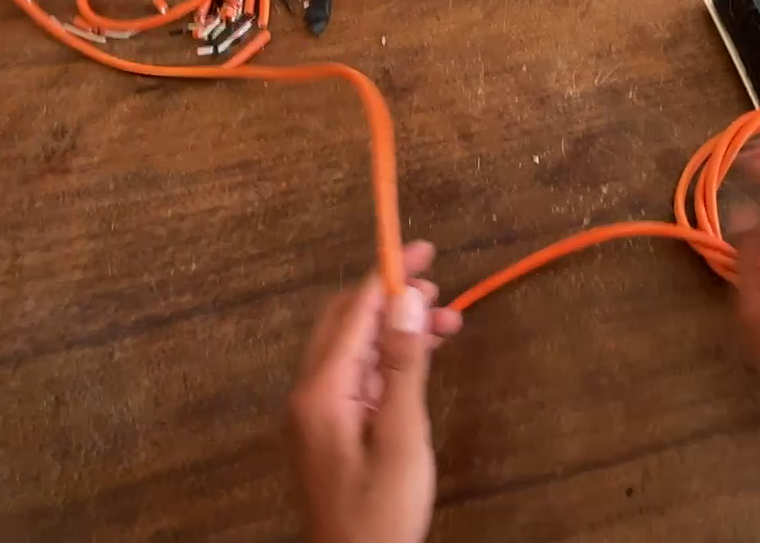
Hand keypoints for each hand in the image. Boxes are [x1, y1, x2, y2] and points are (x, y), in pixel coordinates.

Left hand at [288, 240, 464, 542]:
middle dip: (393, 295)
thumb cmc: (382, 510)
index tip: (424, 248)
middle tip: (438, 287)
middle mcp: (312, 390)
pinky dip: (392, 355)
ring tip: (447, 323)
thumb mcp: (401, 435)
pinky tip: (423, 355)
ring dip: (398, 326)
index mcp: (322, 389)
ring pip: (358, 344)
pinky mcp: (332, 424)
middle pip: (350, 320)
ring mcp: (319, 409)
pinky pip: (360, 371)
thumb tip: (407, 295)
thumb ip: (403, 363)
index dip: (389, 273)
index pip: (356, 310)